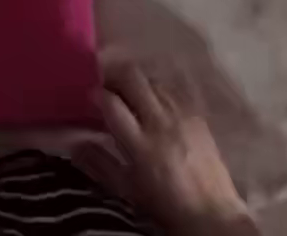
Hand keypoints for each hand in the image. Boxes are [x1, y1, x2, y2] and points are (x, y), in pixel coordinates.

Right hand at [77, 64, 256, 235]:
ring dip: (134, 79)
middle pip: (131, 77)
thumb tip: (74, 142)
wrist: (212, 215)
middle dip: (113, 72)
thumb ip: (100, 163)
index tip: (88, 94)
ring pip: (150, 78)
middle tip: (104, 80)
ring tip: (127, 89)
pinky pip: (171, 87)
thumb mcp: (128, 191)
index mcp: (140, 145)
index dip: (96, 93)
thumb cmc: (165, 205)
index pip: (112, 103)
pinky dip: (155, 87)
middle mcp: (160, 122)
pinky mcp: (195, 112)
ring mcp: (180, 113)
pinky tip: (152, 98)